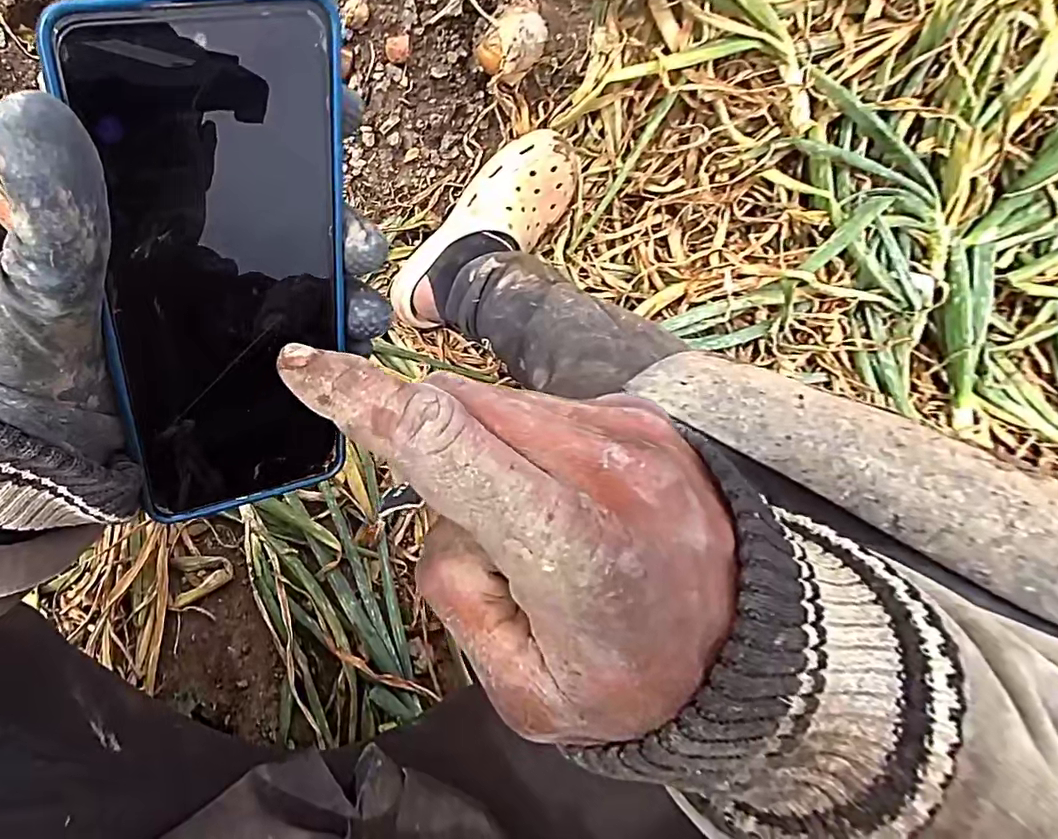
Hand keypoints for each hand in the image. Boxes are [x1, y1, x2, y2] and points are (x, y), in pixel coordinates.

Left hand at [0, 91, 390, 471]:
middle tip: (357, 233)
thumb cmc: (19, 358)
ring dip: (347, 281)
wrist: (30, 461)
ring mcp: (224, 311)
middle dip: (337, 214)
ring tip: (363, 301)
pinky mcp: (239, 366)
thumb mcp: (33, 277)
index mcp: (156, 214)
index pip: (228, 150)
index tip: (336, 105)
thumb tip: (28, 106)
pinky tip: (351, 340)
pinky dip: (334, 338)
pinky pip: (300, 344)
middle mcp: (201, 254)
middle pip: (287, 217)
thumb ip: (50, 205)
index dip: (288, 123)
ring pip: (305, 279)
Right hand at [277, 346, 736, 743]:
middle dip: (421, 444)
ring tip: (526, 523)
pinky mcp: (629, 408)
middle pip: (449, 403)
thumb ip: (453, 589)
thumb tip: (441, 506)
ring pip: (482, 400)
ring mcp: (622, 424)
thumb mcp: (526, 689)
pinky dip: (509, 443)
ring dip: (470, 449)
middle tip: (477, 529)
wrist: (758, 640)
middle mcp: (599, 460)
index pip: (436, 436)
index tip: (299, 368)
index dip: (356, 394)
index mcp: (568, 540)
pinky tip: (554, 497)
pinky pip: (524, 405)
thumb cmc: (633, 676)